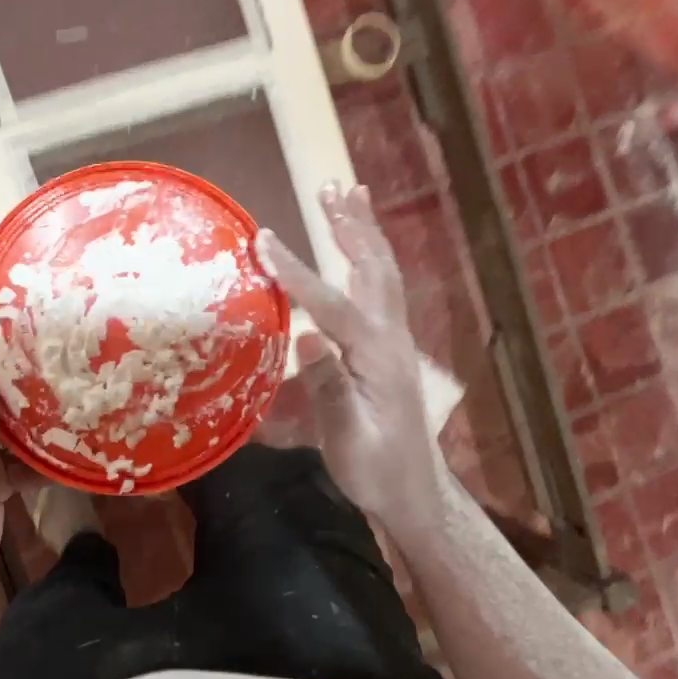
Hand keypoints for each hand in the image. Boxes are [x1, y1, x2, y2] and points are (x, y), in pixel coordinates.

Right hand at [257, 185, 452, 530]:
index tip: (263, 240)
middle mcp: (391, 337)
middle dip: (349, 226)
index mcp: (377, 357)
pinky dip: (369, 255)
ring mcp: (395, 338)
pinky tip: (358, 248)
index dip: (296, 272)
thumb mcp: (347, 441)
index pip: (332, 304)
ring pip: (383, 271)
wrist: (414, 491)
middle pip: (372, 268)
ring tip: (351, 194)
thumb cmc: (376, 471)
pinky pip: (383, 287)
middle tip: (330, 187)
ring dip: (364, 231)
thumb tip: (305, 336)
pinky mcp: (390, 346)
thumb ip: (328, 390)